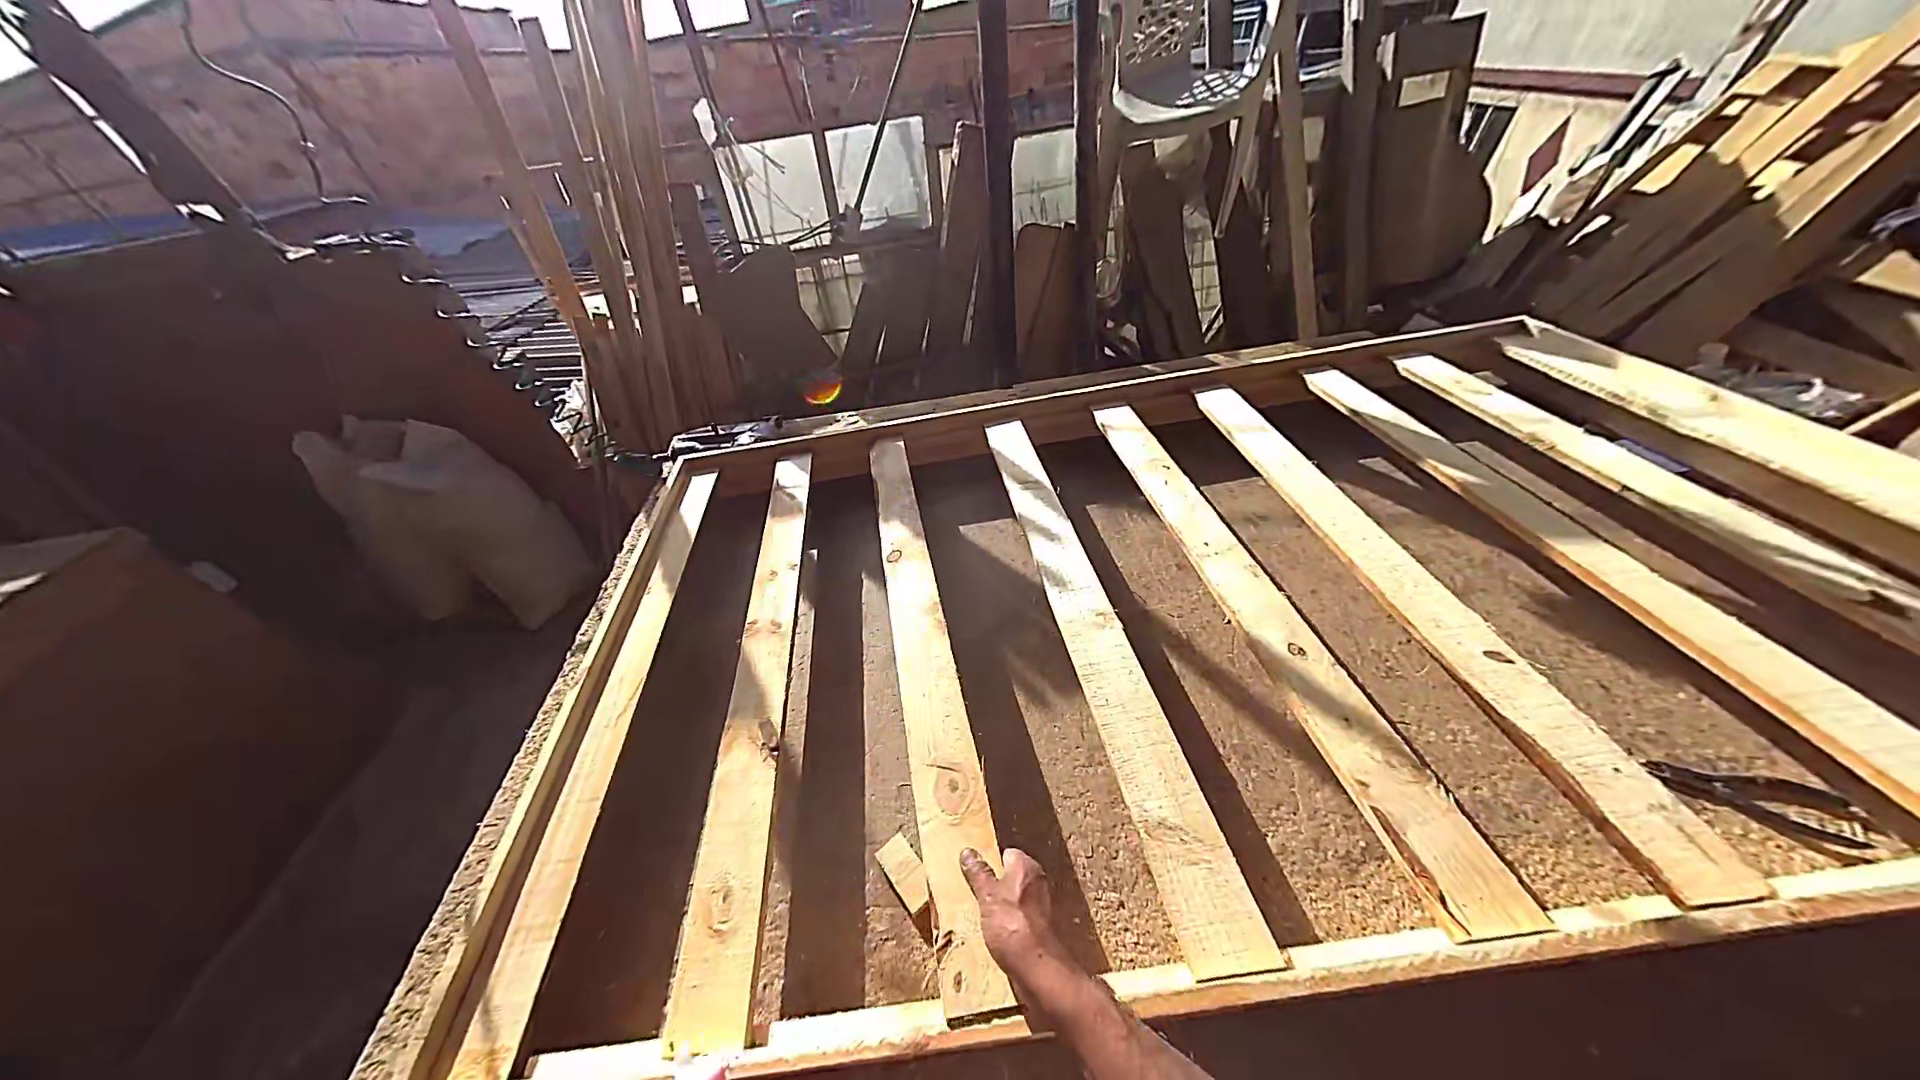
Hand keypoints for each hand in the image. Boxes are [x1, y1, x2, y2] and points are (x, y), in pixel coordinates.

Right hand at [960, 847, 1074, 986]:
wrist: (1036, 968)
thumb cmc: (1011, 924)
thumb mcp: (987, 895)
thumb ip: (978, 873)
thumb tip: (968, 851)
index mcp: (1026, 867)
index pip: (1007, 854)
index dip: (991, 862)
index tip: (976, 873)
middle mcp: (1037, 882)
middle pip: (1012, 878)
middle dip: (996, 886)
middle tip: (976, 896)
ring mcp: (1041, 907)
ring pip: (1015, 901)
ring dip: (1002, 909)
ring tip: (983, 918)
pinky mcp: (1040, 930)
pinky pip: (1020, 921)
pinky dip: (1010, 926)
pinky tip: (997, 936)